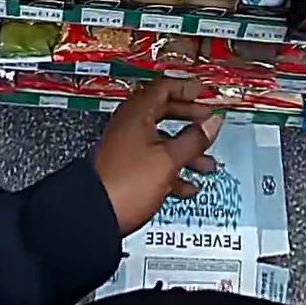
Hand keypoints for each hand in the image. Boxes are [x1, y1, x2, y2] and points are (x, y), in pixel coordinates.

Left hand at [94, 77, 225, 234]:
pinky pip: (154, 160)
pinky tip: (187, 186)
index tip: (204, 93)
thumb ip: (194, 139)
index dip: (187, 89)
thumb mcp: (168, 159)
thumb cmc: (126, 182)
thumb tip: (213, 122)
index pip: (165, 87)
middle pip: (165, 111)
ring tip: (206, 164)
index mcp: (138, 112)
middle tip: (208, 122)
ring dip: (186, 149)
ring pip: (162, 139)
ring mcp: (127, 146)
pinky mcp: (125, 169)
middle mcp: (131, 124)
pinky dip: (172, 169)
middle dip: (190, 118)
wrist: (91, 217)